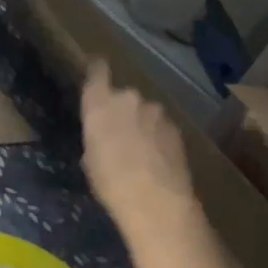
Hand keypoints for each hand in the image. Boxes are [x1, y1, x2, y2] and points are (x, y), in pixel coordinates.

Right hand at [79, 58, 197, 237]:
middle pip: (123, 96)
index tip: (97, 67)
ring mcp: (156, 112)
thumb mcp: (90, 158)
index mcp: (98, 103)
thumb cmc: (109, 181)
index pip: (97, 72)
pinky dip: (159, 137)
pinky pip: (162, 127)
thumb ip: (97, 136)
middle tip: (119, 133)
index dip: (97, 69)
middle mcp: (127, 98)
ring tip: (141, 150)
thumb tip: (105, 136)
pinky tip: (158, 158)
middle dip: (122, 110)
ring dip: (142, 124)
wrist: (156, 200)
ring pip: (145, 112)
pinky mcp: (177, 128)